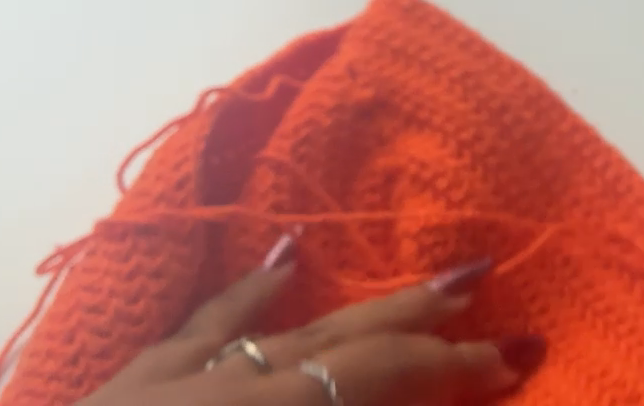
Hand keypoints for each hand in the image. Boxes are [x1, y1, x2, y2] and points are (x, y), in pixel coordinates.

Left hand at [76, 245, 543, 405]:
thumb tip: (410, 404)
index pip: (382, 377)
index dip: (457, 368)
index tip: (520, 359)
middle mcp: (224, 390)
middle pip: (349, 338)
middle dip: (429, 316)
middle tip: (491, 281)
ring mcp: (169, 386)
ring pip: (291, 324)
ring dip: (366, 302)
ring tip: (425, 274)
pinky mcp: (123, 391)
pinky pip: (200, 326)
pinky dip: (251, 290)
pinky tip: (285, 253)